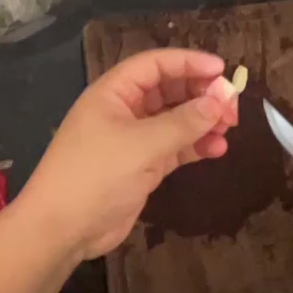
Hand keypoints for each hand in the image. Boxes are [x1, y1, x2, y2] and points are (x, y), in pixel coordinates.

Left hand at [15, 49, 239, 262]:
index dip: (188, 62)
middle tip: (232, 105)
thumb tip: (220, 101)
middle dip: (200, 94)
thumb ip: (183, 123)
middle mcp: (123, 110)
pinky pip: (174, 147)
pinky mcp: (141, 166)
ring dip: (201, 121)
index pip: (155, 64)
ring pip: (174, 119)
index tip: (222, 70)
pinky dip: (195, 145)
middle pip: (168, 89)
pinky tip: (217, 149)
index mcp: (114, 92)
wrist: (61, 229)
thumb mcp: (142, 145)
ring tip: (229, 128)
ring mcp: (132, 139)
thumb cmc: (95, 175)